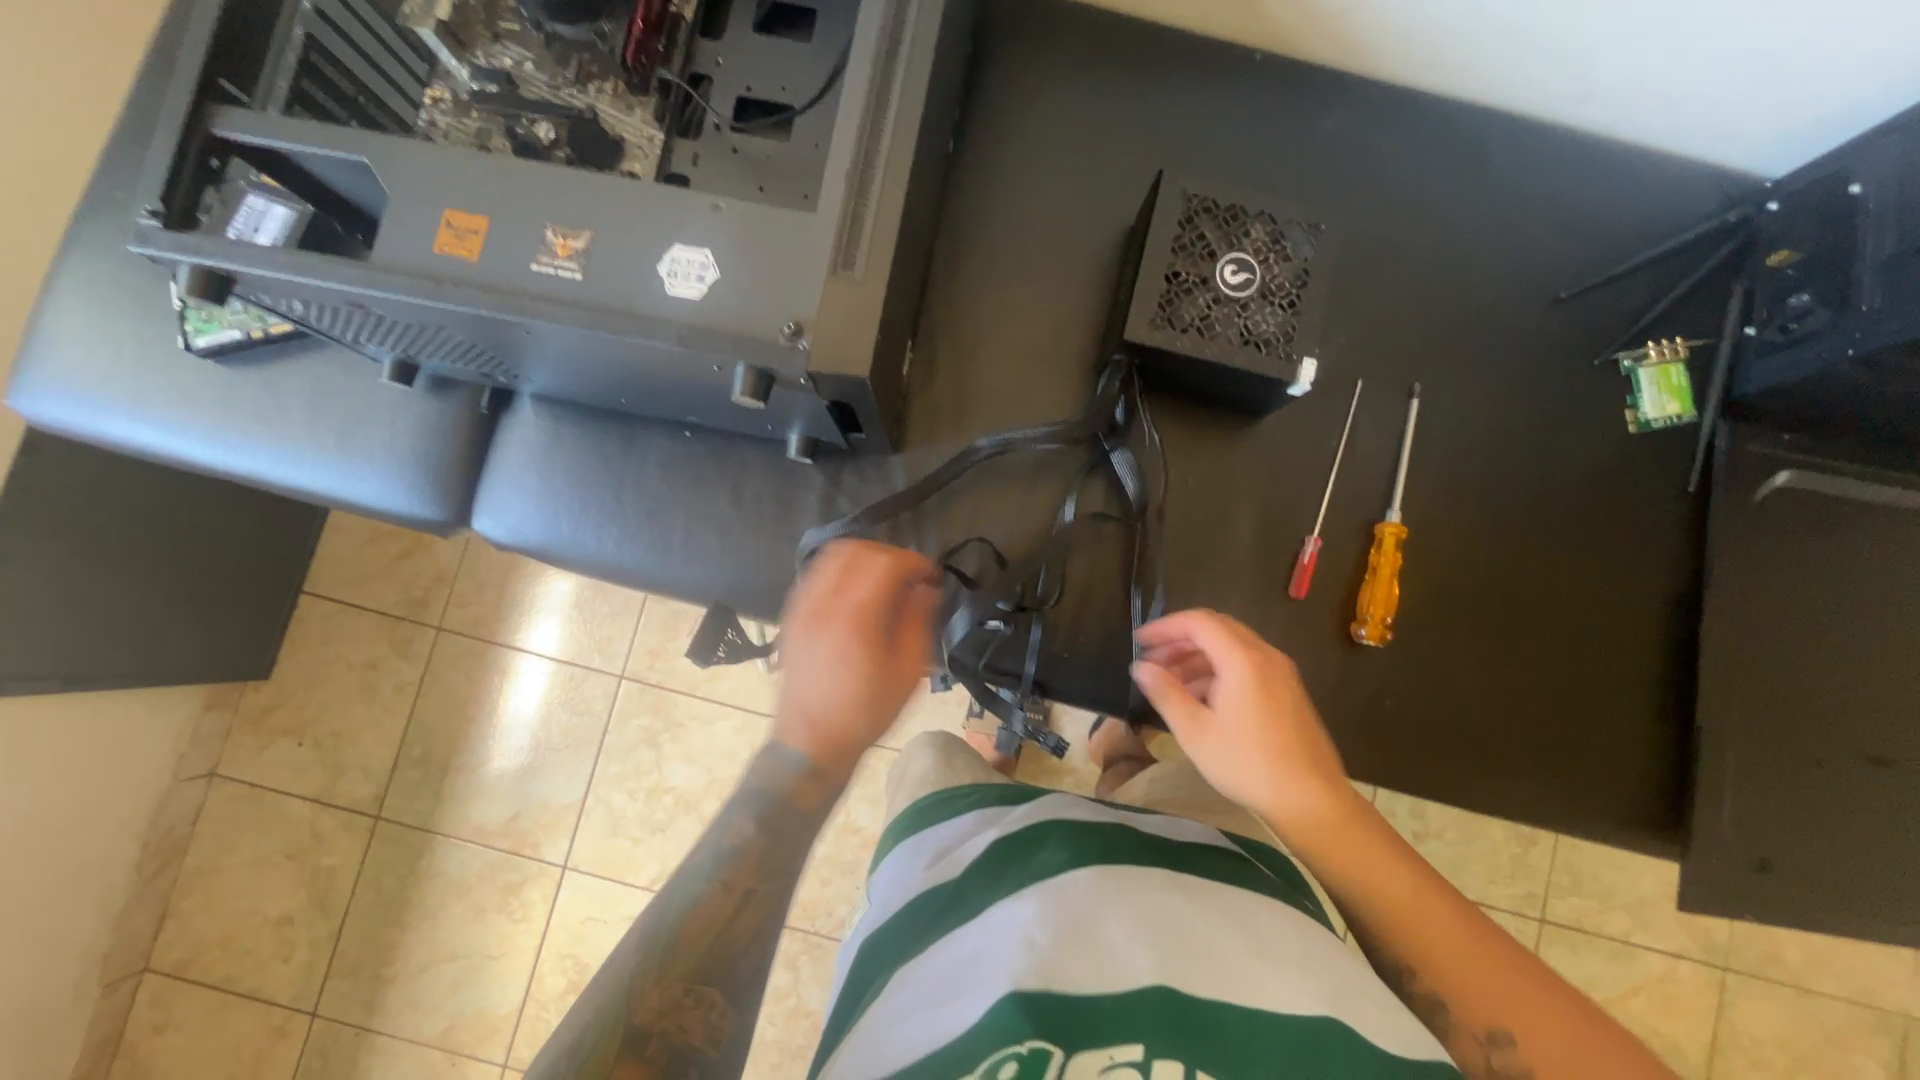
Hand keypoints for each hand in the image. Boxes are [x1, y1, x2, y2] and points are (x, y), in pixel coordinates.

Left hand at [773, 539, 940, 778]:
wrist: (810, 743)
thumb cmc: (865, 713)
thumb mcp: (907, 673)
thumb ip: (918, 622)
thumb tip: (925, 589)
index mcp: (855, 617)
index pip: (886, 563)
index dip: (914, 561)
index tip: (931, 576)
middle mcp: (822, 603)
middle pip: (856, 550)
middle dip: (889, 555)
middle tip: (909, 577)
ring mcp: (801, 607)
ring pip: (831, 556)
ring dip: (863, 558)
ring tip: (884, 580)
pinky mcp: (791, 616)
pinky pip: (815, 574)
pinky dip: (840, 570)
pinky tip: (856, 592)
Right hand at [1132, 609, 1361, 841]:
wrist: (1311, 799)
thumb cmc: (1247, 764)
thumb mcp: (1195, 731)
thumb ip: (1165, 692)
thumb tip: (1140, 667)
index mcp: (1243, 659)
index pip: (1198, 622)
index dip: (1165, 628)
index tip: (1139, 643)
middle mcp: (1266, 656)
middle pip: (1217, 629)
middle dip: (1180, 641)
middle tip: (1152, 662)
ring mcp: (1281, 673)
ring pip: (1233, 648)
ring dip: (1198, 658)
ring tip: (1171, 684)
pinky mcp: (1288, 691)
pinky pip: (1248, 665)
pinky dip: (1219, 671)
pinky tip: (1202, 699)